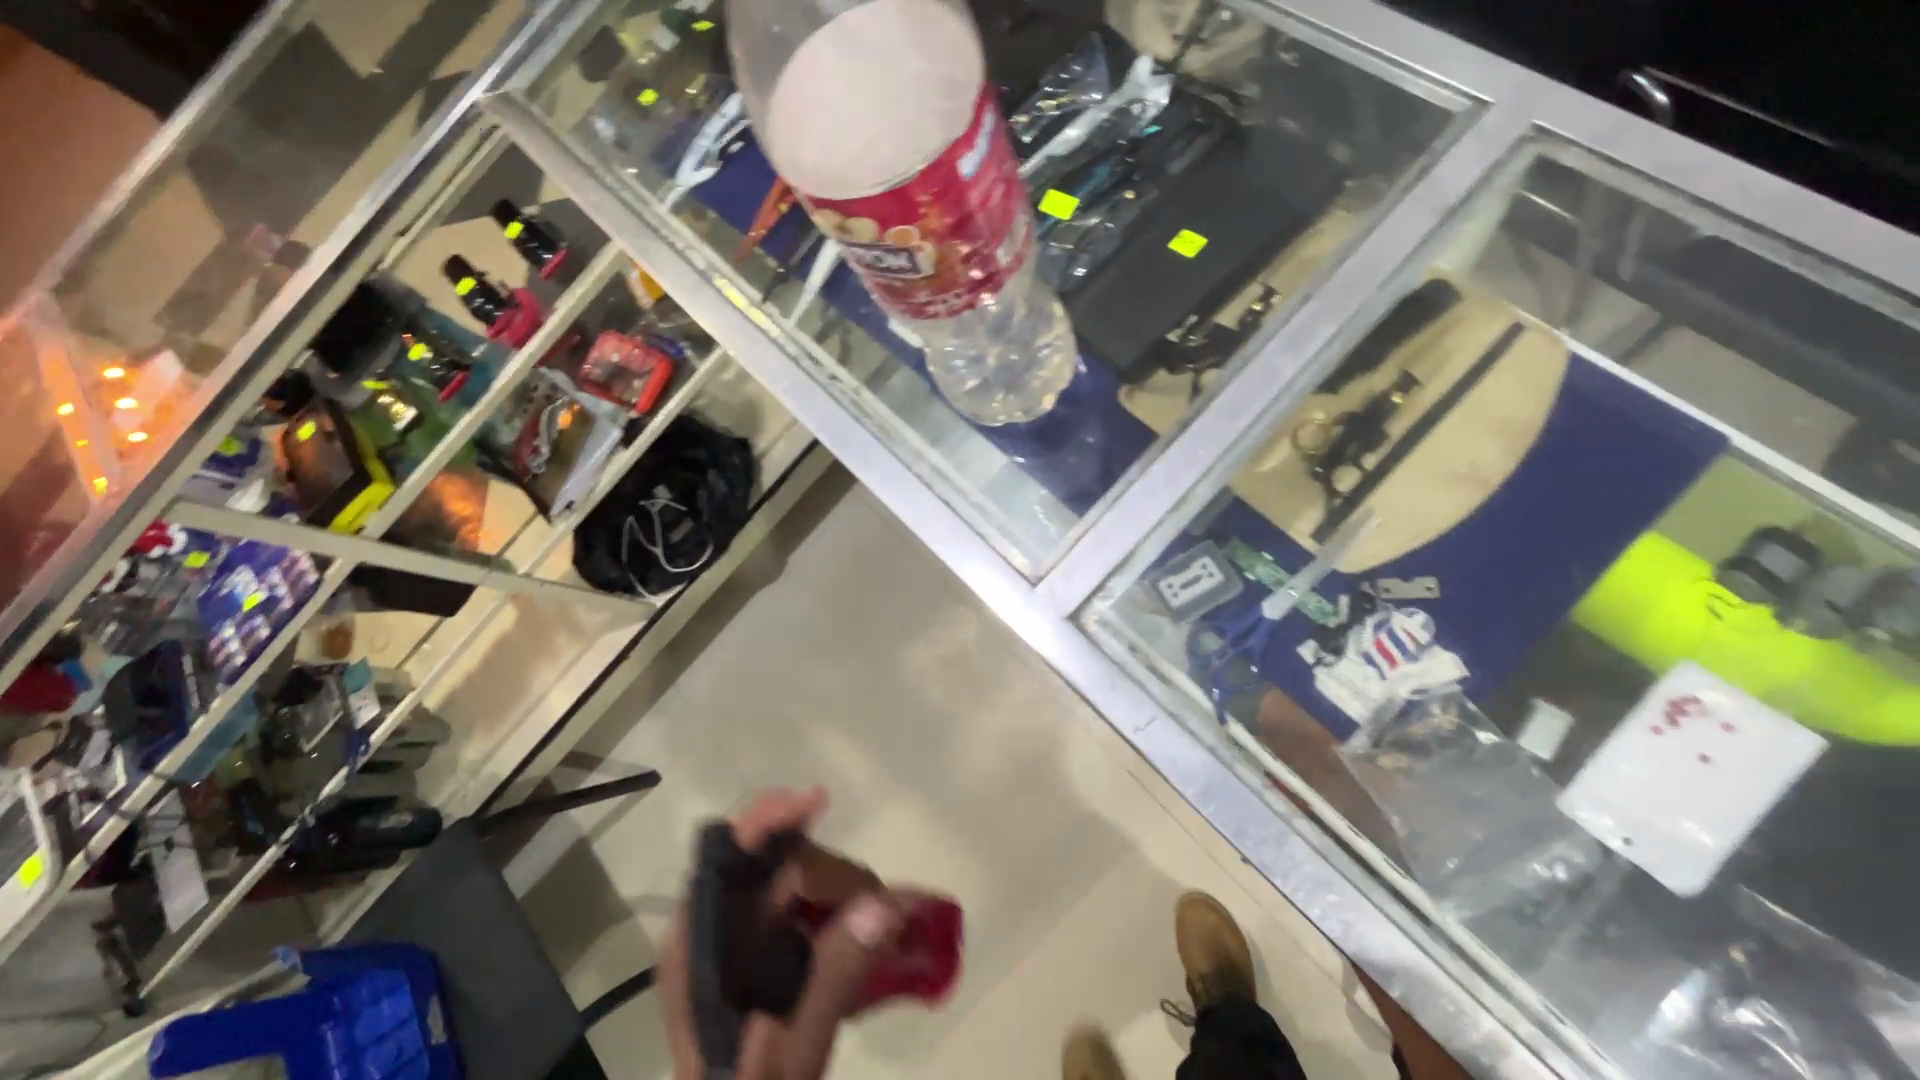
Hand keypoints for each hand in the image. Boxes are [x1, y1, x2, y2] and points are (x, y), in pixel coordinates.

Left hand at [659, 787, 900, 1079]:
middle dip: (819, 864)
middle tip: (870, 892)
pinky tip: (858, 924)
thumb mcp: (791, 1047)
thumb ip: (832, 976)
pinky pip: (794, 913)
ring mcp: (734, 948)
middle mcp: (709, 935)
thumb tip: (883, 905)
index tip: (818, 802)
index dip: (767, 820)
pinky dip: (829, 907)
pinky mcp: (757, 962)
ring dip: (831, 885)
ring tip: (873, 912)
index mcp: (698, 948)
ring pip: (784, 885)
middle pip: (762, 865)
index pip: (725, 858)